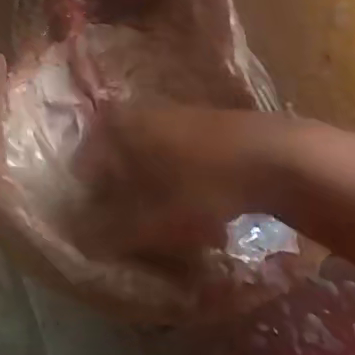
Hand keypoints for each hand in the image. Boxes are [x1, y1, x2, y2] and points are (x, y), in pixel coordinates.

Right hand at [73, 101, 295, 256]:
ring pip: (150, 162)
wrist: (271, 156)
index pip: (85, 164)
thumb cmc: (199, 187)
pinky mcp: (204, 126)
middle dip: (123, 200)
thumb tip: (82, 241)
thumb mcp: (151, 222)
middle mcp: (138, 113)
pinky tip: (207, 218)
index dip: (91, 201)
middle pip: (117, 162)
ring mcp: (173, 115)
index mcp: (116, 128)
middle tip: (137, 231)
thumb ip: (111, 233)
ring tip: (175, 231)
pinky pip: (179, 161)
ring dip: (155, 197)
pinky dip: (182, 188)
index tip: (104, 230)